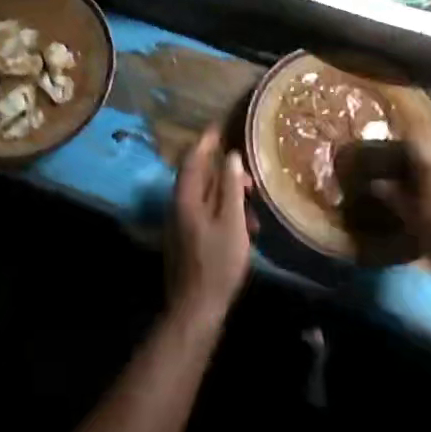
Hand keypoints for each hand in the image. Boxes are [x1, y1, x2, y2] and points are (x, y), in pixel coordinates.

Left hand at [167, 124, 252, 319]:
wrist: (197, 306)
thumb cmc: (218, 263)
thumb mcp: (232, 222)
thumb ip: (230, 187)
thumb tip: (230, 156)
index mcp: (185, 197)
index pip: (194, 158)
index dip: (208, 140)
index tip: (223, 125)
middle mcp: (178, 204)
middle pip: (199, 176)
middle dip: (224, 171)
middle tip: (250, 176)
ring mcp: (180, 222)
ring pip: (205, 196)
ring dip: (228, 196)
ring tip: (252, 206)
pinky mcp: (187, 237)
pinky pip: (205, 213)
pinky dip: (224, 213)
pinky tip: (245, 229)